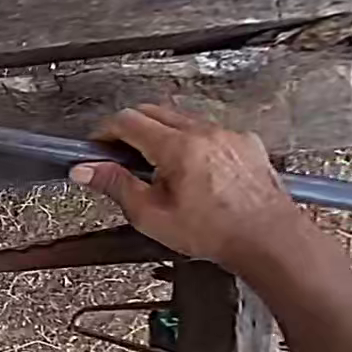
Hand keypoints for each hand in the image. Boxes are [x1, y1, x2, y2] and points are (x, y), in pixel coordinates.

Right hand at [70, 103, 308, 271]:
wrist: (267, 239)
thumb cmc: (212, 231)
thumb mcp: (149, 214)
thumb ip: (114, 184)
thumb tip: (84, 170)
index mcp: (178, 147)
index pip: (128, 121)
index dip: (104, 132)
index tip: (95, 147)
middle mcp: (205, 132)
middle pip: (153, 111)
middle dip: (128, 129)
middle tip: (115, 155)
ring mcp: (228, 134)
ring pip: (180, 119)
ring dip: (156, 133)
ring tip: (149, 166)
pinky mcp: (244, 142)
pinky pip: (205, 130)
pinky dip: (185, 140)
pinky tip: (183, 169)